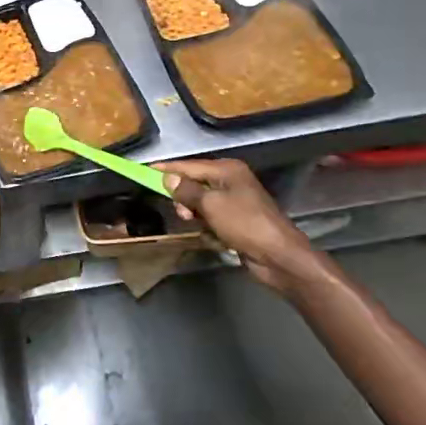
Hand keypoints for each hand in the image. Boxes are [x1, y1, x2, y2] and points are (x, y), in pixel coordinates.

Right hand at [158, 159, 330, 293]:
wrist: (280, 258)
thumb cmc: (245, 224)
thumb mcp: (211, 204)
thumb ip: (186, 190)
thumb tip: (168, 178)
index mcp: (227, 170)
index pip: (188, 166)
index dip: (167, 169)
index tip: (144, 170)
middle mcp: (231, 182)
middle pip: (194, 184)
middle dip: (184, 199)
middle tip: (183, 213)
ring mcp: (235, 203)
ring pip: (201, 204)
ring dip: (197, 216)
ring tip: (201, 227)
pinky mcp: (237, 222)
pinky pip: (212, 220)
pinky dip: (209, 229)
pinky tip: (216, 239)